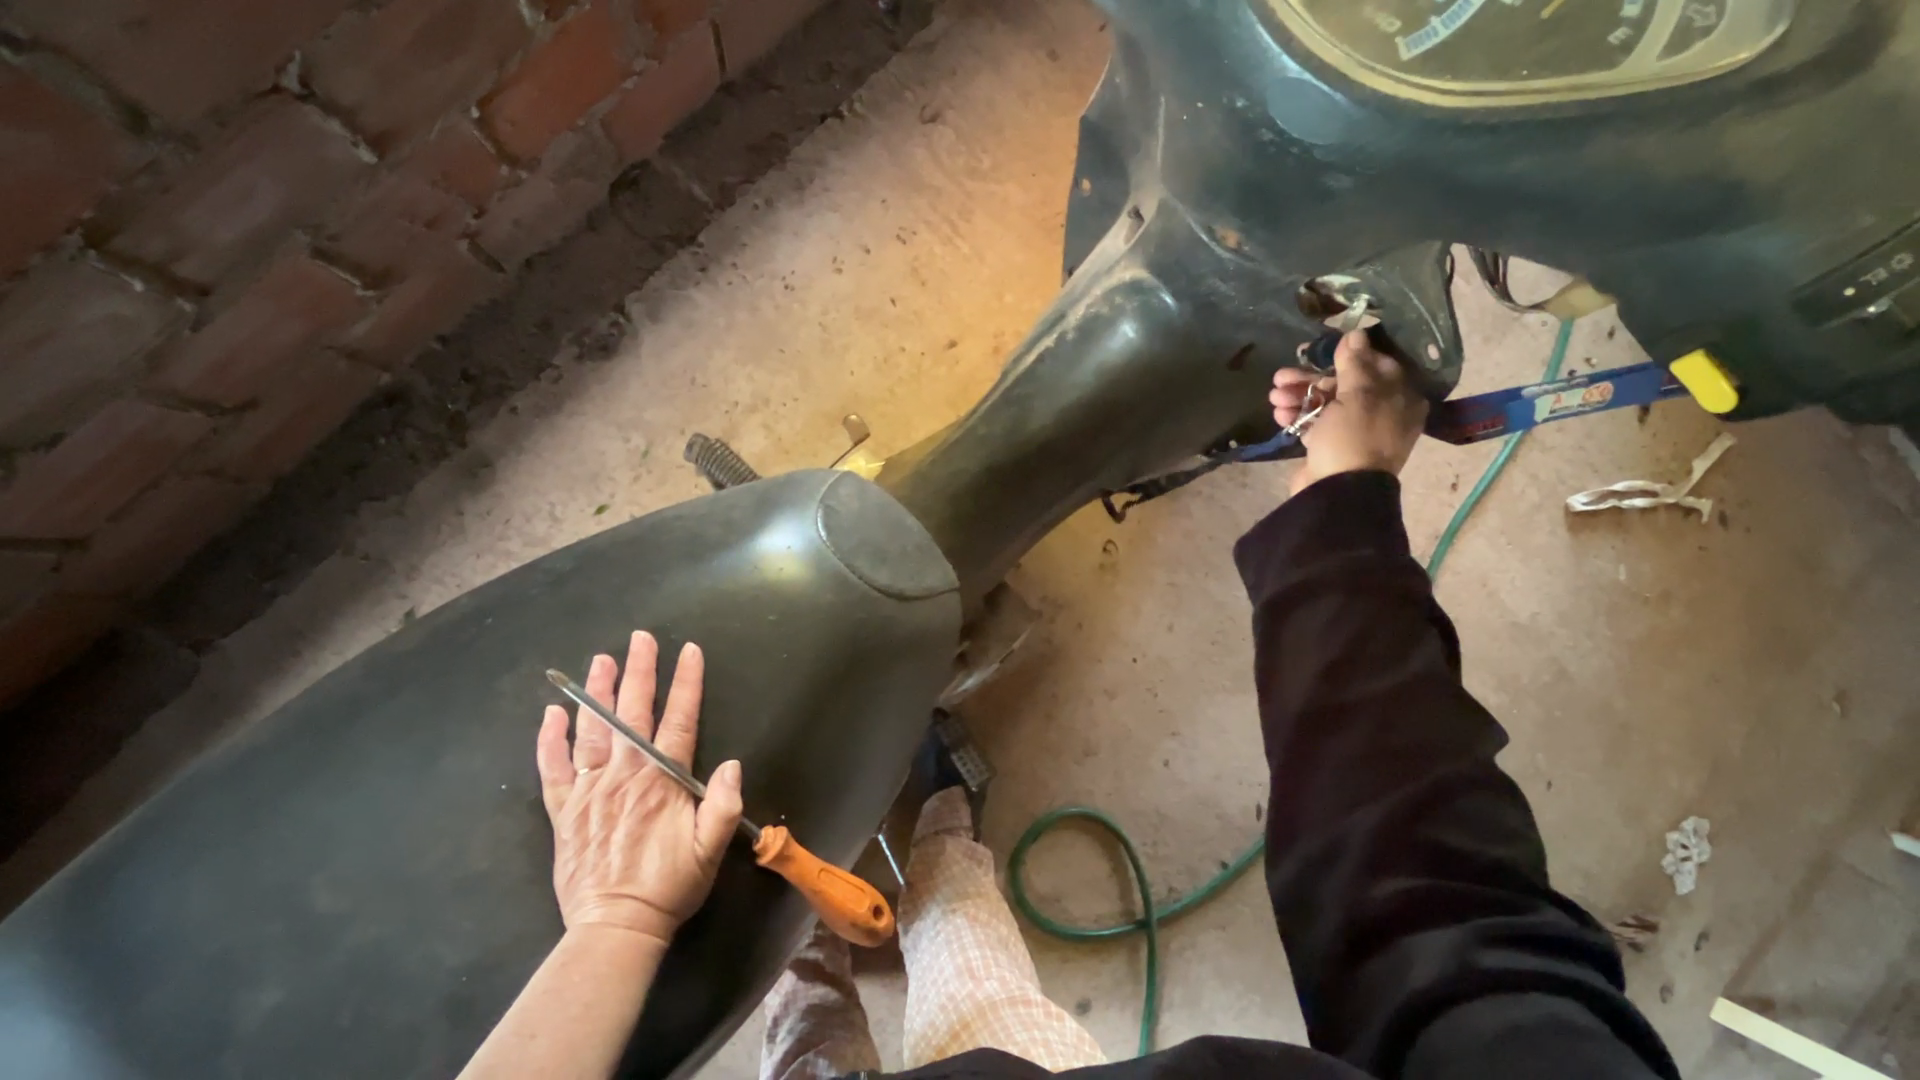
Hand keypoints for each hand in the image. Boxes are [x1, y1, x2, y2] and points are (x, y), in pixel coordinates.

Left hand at [536, 631, 742, 946]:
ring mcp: (589, 790)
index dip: (685, 683)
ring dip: (596, 692)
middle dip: (638, 672)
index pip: (678, 720)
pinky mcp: (563, 810)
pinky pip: (552, 768)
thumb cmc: (668, 886)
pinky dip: (550, 740)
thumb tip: (734, 763)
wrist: (614, 927)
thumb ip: (724, 805)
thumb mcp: (710, 850)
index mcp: (662, 781)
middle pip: (631, 713)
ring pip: (591, 730)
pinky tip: (551, 714)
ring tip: (600, 660)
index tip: (689, 651)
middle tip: (640, 638)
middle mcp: (624, 775)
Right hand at [1271, 330, 1429, 495]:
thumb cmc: (1353, 438)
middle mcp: (1381, 413)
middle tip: (1281, 376)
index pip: (1377, 365)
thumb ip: (1354, 363)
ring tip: (1274, 396)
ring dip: (1298, 396)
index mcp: (1400, 399)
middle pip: (1345, 385)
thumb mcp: (1357, 395)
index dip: (1349, 355)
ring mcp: (1355, 432)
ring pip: (1325, 403)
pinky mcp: (1331, 448)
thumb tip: (1356, 333)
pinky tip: (1279, 413)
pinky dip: (1297, 416)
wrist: (1337, 492)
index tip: (1323, 350)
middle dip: (1312, 378)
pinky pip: (1314, 424)